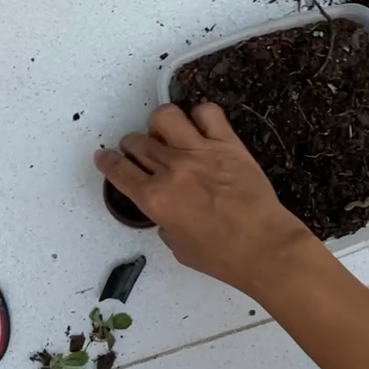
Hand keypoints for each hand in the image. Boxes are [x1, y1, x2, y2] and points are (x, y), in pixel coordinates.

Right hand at [94, 104, 318, 296]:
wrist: (263, 247)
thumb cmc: (222, 256)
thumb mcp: (178, 247)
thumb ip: (163, 223)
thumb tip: (164, 212)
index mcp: (155, 199)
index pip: (118, 171)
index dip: (107, 162)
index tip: (104, 157)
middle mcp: (172, 170)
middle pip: (137, 142)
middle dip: (132, 147)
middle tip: (139, 153)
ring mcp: (200, 152)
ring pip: (164, 117)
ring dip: (159, 125)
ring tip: (167, 136)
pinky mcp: (227, 144)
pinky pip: (207, 113)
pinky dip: (200, 116)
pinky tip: (200, 128)